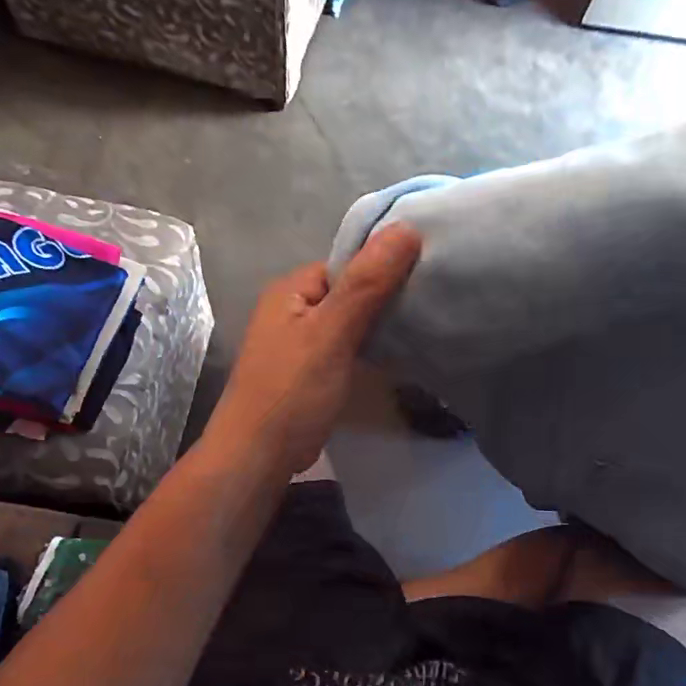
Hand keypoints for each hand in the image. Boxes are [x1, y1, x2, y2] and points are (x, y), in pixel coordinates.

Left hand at [200, 224, 421, 473]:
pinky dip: (367, 349)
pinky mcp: (308, 372)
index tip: (425, 278)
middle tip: (428, 306)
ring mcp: (298, 343)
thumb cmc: (292, 392)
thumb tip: (406, 228)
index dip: (384, 267)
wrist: (257, 457)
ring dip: (378, 325)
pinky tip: (393, 356)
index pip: (347, 263)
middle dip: (384, 297)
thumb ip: (367, 283)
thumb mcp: (332, 332)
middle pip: (348, 291)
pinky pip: (344, 347)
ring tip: (420, 328)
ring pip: (348, 321)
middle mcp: (291, 309)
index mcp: (291, 289)